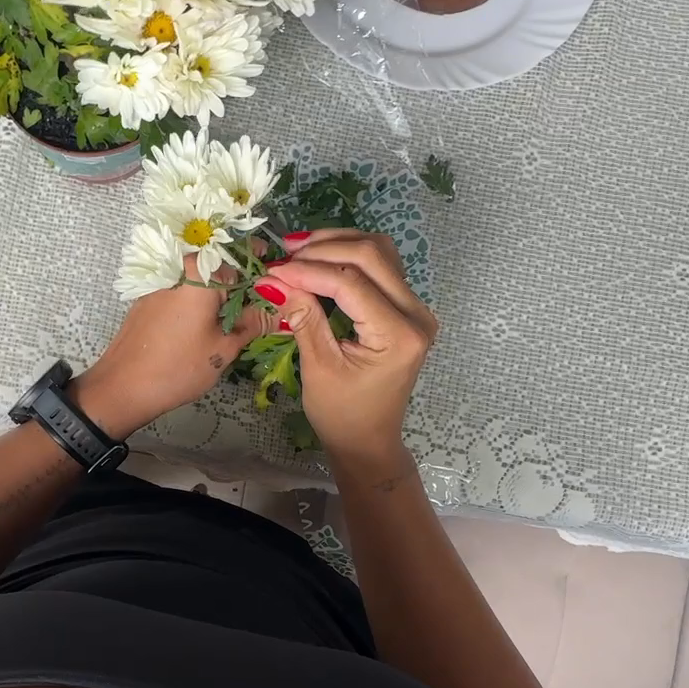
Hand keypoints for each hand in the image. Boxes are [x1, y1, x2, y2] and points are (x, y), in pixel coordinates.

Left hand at [76, 254, 274, 439]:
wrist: (121, 388)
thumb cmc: (177, 367)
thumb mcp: (223, 348)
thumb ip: (253, 323)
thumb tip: (279, 309)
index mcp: (201, 273)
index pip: (243, 256)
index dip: (265, 267)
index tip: (279, 283)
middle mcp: (179, 268)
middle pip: (221, 264)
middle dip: (244, 281)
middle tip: (261, 307)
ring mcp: (161, 283)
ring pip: (201, 278)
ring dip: (222, 293)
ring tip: (239, 319)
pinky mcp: (149, 299)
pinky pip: (183, 290)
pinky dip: (200, 301)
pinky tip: (209, 324)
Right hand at [259, 230, 437, 465]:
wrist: (367, 441)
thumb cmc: (342, 415)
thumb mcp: (318, 368)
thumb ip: (303, 318)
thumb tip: (273, 279)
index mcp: (399, 335)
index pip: (351, 284)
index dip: (309, 271)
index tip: (272, 269)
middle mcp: (416, 314)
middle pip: (371, 256)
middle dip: (324, 249)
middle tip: (283, 254)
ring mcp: (415, 309)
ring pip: (378, 254)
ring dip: (337, 246)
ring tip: (297, 251)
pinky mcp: (405, 308)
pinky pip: (379, 268)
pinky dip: (347, 258)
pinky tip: (318, 259)